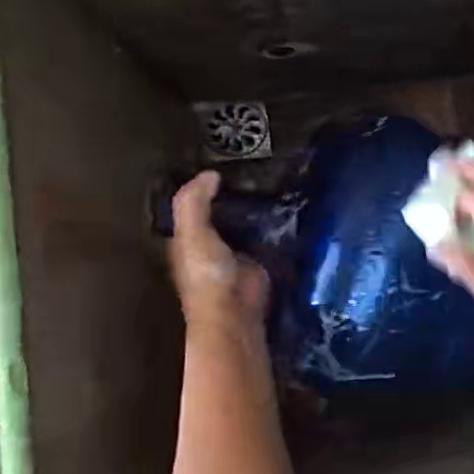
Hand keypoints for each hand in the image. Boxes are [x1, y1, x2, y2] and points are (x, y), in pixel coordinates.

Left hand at [168, 172, 268, 330]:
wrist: (236, 311)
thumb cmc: (206, 273)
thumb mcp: (192, 233)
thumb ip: (195, 202)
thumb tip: (211, 173)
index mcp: (187, 237)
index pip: (195, 204)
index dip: (204, 185)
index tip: (224, 162)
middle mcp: (211, 242)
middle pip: (223, 211)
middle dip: (236, 193)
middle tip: (256, 166)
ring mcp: (237, 251)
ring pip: (246, 221)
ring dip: (258, 206)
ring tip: (275, 179)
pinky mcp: (260, 259)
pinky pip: (268, 235)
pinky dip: (275, 223)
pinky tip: (286, 205)